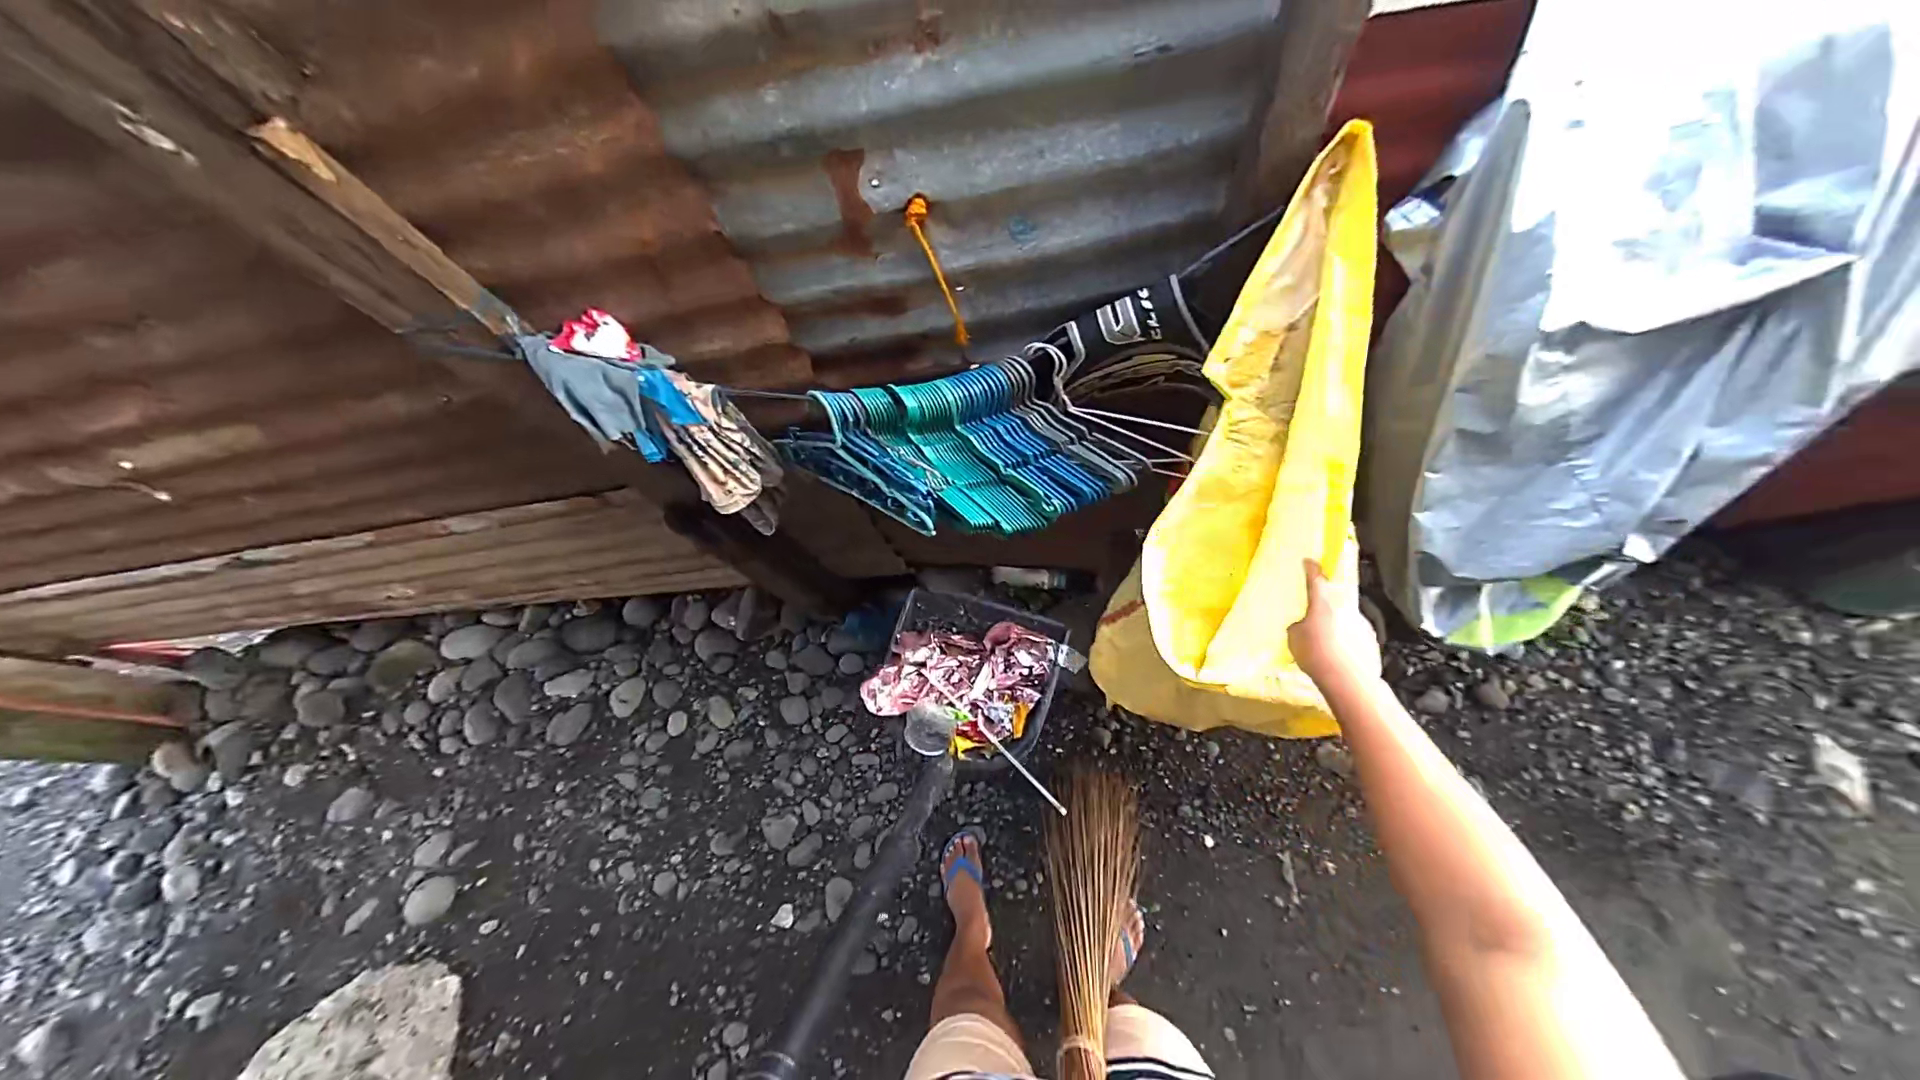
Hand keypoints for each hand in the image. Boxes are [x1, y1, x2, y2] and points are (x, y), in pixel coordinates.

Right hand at [1288, 558, 1381, 685]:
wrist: (1349, 679)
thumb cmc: (1315, 653)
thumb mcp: (1294, 638)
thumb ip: (1298, 626)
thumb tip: (1303, 625)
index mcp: (1323, 602)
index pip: (1316, 579)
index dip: (1311, 569)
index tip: (1309, 561)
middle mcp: (1345, 606)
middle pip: (1334, 599)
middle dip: (1325, 603)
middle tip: (1315, 615)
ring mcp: (1362, 621)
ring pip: (1346, 616)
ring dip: (1337, 623)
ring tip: (1327, 641)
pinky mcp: (1371, 638)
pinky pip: (1355, 632)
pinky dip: (1347, 638)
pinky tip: (1340, 653)